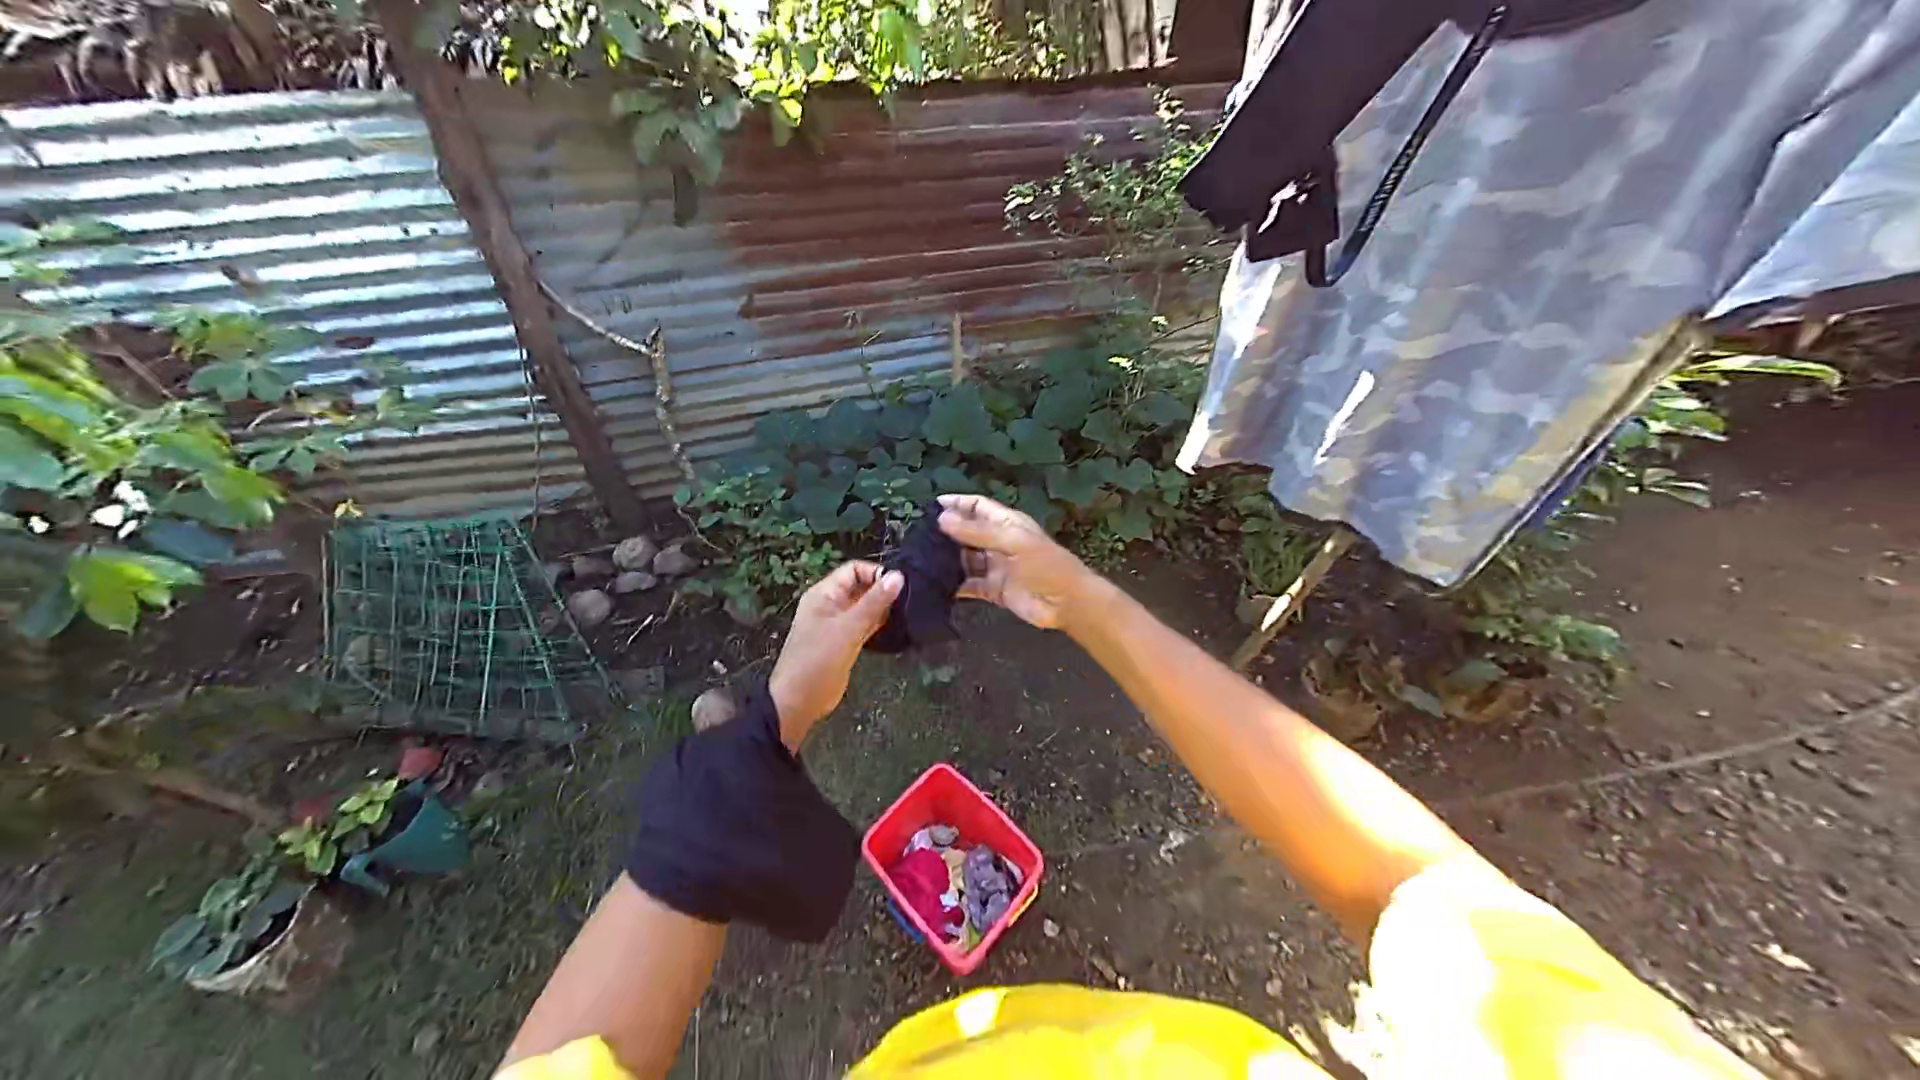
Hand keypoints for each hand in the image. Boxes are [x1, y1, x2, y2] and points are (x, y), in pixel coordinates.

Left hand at [768, 560, 902, 750]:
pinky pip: (865, 625)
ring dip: (882, 608)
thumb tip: (898, 577)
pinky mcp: (845, 642)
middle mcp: (831, 605)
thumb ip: (874, 602)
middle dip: (882, 590)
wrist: (800, 700)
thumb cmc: (818, 659)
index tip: (900, 584)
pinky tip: (897, 627)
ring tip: (906, 612)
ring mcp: (838, 624)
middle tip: (909, 599)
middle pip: (861, 587)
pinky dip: (879, 624)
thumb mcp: (848, 628)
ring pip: (865, 607)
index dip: (876, 573)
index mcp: (824, 594)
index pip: (854, 570)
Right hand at [936, 493, 1097, 630]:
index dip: (958, 503)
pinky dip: (954, 584)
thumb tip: (943, 519)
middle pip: (968, 532)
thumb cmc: (1045, 566)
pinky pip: (969, 584)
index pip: (978, 506)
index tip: (932, 505)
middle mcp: (998, 542)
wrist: (1066, 603)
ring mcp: (995, 567)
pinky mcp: (993, 590)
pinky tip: (934, 584)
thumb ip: (978, 532)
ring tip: (920, 559)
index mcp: (1007, 524)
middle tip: (917, 535)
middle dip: (946, 532)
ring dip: (947, 559)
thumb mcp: (1013, 542)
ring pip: (965, 559)